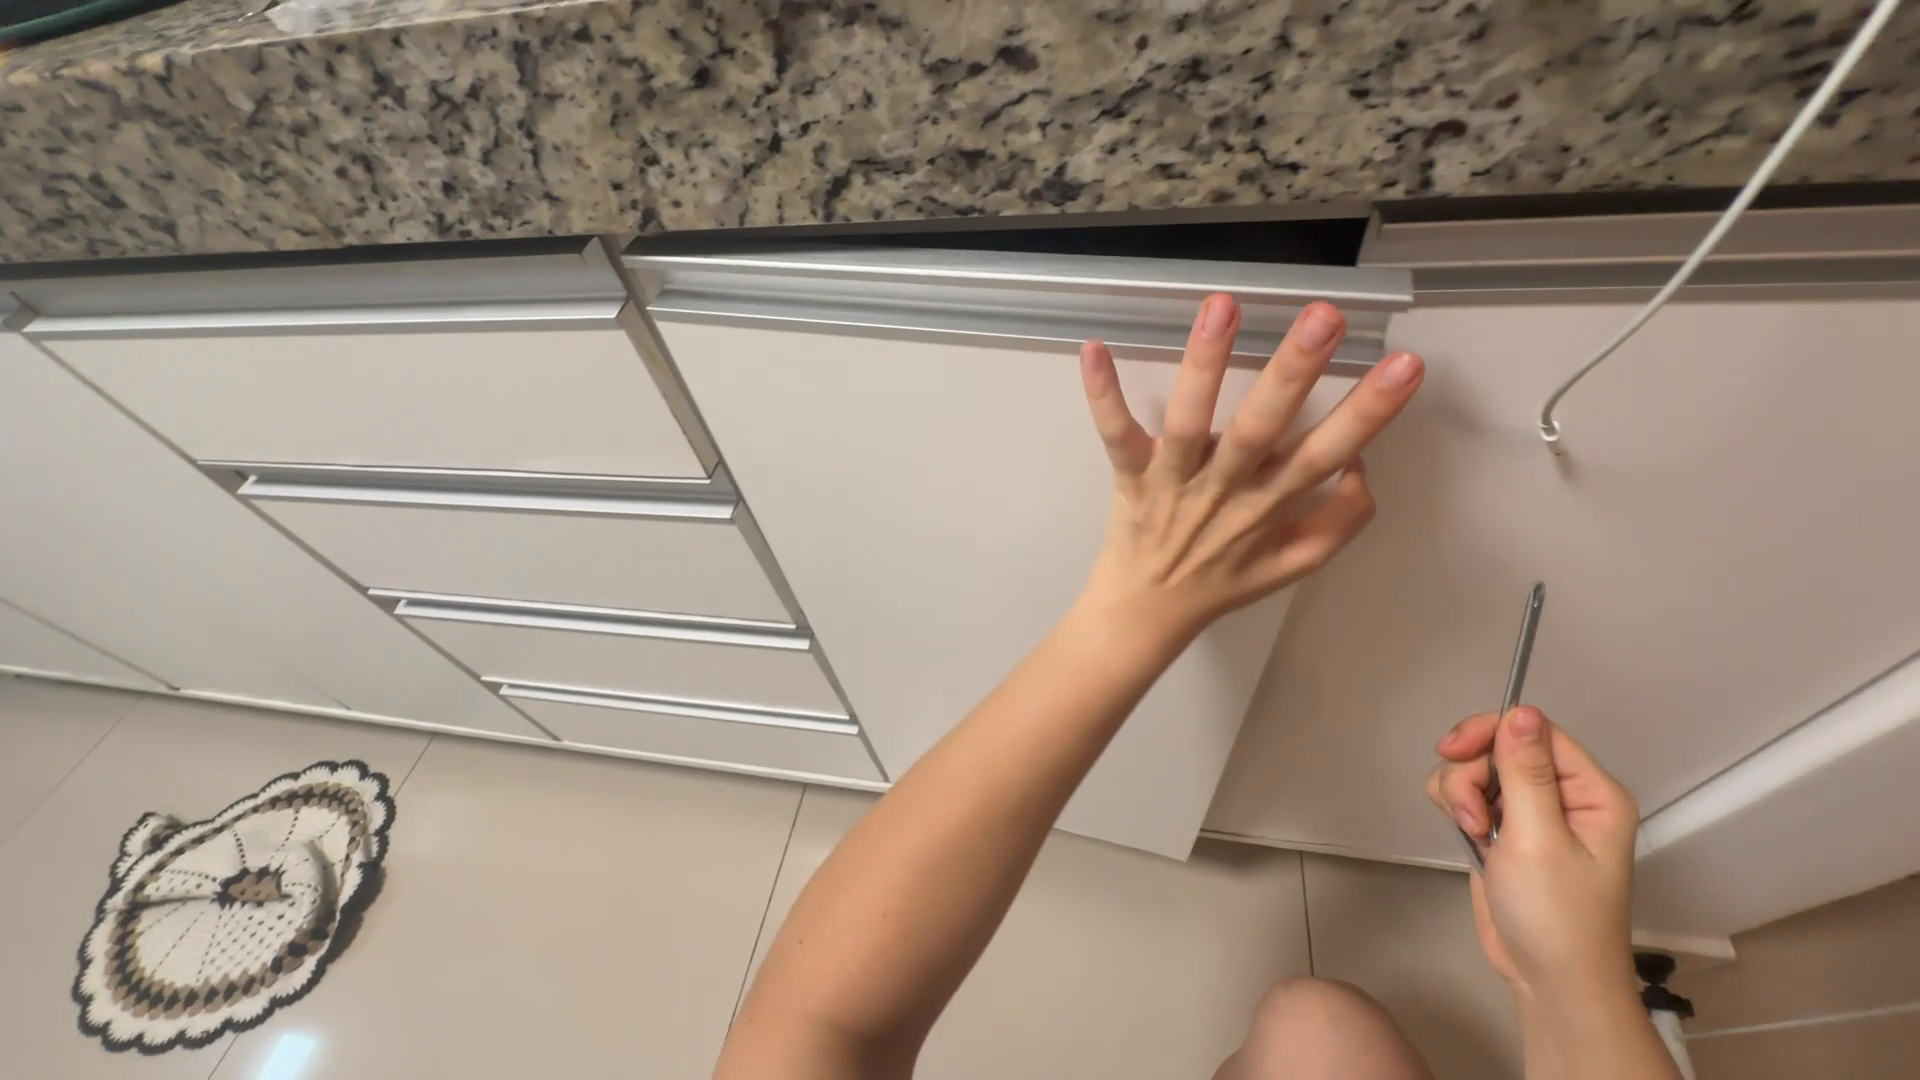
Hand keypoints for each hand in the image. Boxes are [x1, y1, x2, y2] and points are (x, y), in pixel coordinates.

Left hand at [1077, 293, 1423, 638]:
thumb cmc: (1224, 579)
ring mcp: (1173, 480)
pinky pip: (1115, 433)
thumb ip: (1341, 520)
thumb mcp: (1297, 563)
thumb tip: (1361, 464)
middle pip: (1261, 428)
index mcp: (1269, 505)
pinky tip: (1094, 349)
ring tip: (1222, 307)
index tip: (1406, 364)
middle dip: (1293, 372)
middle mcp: (1223, 488)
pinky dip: (1103, 394)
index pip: (1326, 454)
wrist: (1147, 610)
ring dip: (1206, 363)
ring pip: (1191, 422)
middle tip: (1324, 317)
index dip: (1367, 412)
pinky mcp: (1130, 475)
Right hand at [1426, 707, 1641, 1003]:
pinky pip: (1464, 792)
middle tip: (1469, 814)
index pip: (1533, 730)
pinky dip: (1454, 806)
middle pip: (1496, 745)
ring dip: (1459, 793)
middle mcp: (1562, 794)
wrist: (1546, 978)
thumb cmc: (1555, 914)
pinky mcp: (1501, 827)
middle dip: (1470, 773)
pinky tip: (1466, 835)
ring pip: (1473, 767)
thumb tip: (1522, 710)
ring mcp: (1529, 811)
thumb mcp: (1538, 839)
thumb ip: (1525, 772)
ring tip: (1472, 833)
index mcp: (1590, 791)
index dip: (1490, 733)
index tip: (1453, 753)